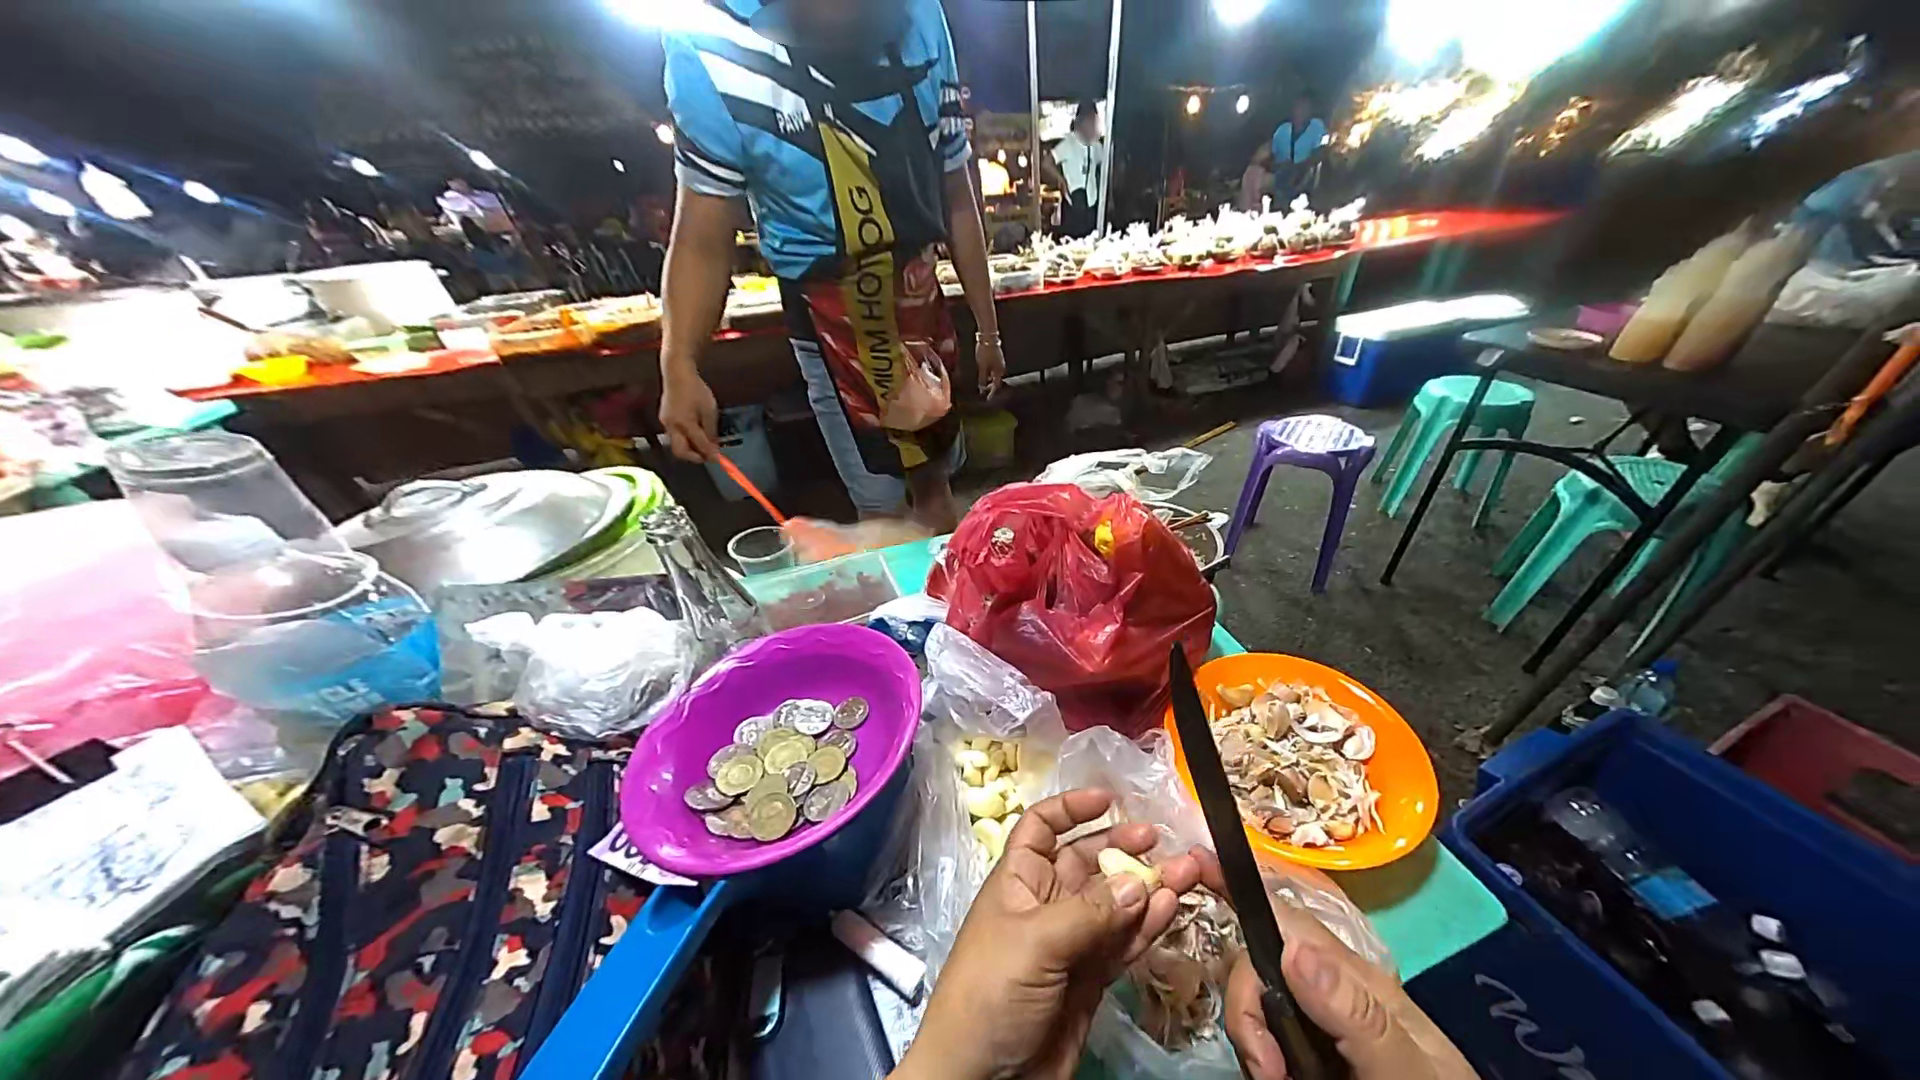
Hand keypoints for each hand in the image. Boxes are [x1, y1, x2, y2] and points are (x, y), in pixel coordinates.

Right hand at [658, 366, 718, 462]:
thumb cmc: (696, 389)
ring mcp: (665, 423)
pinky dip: (685, 439)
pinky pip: (674, 435)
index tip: (719, 461)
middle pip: (680, 452)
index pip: (699, 444)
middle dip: (694, 457)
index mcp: (685, 423)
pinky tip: (695, 434)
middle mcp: (672, 426)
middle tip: (707, 457)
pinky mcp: (664, 419)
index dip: (710, 454)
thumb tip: (714, 447)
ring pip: (677, 444)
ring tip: (703, 445)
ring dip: (690, 448)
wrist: (676, 373)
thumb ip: (711, 430)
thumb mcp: (709, 410)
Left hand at [894, 789, 1204, 1079]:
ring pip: (1114, 902)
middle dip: (1122, 847)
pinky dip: (1147, 926)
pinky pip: (1123, 941)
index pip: (1041, 827)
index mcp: (1019, 880)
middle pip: (1087, 861)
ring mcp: (1071, 940)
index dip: (1070, 808)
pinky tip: (1171, 908)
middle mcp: (1046, 902)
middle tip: (1161, 840)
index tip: (1108, 798)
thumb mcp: (1033, 942)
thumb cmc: (991, 992)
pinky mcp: (1091, 977)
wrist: (982, 1079)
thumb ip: (1088, 912)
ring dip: (1147, 885)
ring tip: (1187, 872)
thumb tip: (1140, 881)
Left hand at [975, 337, 1004, 396]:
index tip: (988, 399)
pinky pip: (993, 368)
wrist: (988, 336)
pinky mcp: (996, 356)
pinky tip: (984, 373)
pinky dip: (989, 373)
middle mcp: (1001, 367)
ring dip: (989, 380)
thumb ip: (982, 378)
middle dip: (990, 387)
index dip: (992, 393)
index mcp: (999, 371)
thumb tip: (982, 389)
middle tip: (983, 392)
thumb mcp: (982, 367)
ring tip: (982, 384)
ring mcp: (999, 361)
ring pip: (995, 374)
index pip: (996, 386)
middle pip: (997, 380)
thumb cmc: (985, 351)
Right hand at [1194, 851, 1476, 1079]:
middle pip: (1255, 963)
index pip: (1285, 916)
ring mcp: (1314, 1016)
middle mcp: (1326, 984)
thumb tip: (1292, 949)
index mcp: (1352, 974)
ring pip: (1252, 1000)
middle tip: (1265, 1069)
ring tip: (1275, 1079)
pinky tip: (1276, 1077)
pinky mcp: (1304, 1047)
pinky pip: (1260, 1033)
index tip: (1196, 861)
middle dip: (1245, 1007)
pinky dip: (1258, 1054)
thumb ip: (1357, 1013)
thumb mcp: (1408, 1067)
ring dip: (1251, 1038)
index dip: (1238, 885)